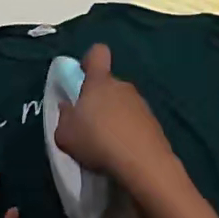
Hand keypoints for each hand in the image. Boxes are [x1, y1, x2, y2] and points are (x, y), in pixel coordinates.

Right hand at [51, 44, 180, 191]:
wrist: (143, 164)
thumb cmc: (97, 141)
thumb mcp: (65, 134)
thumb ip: (64, 118)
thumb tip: (68, 108)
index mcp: (99, 82)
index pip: (97, 53)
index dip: (89, 60)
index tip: (82, 77)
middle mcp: (123, 87)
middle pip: (108, 84)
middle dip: (98, 99)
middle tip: (87, 124)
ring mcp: (142, 105)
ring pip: (122, 104)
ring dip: (114, 118)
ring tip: (105, 144)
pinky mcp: (154, 124)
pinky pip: (135, 122)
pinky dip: (128, 133)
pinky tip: (121, 152)